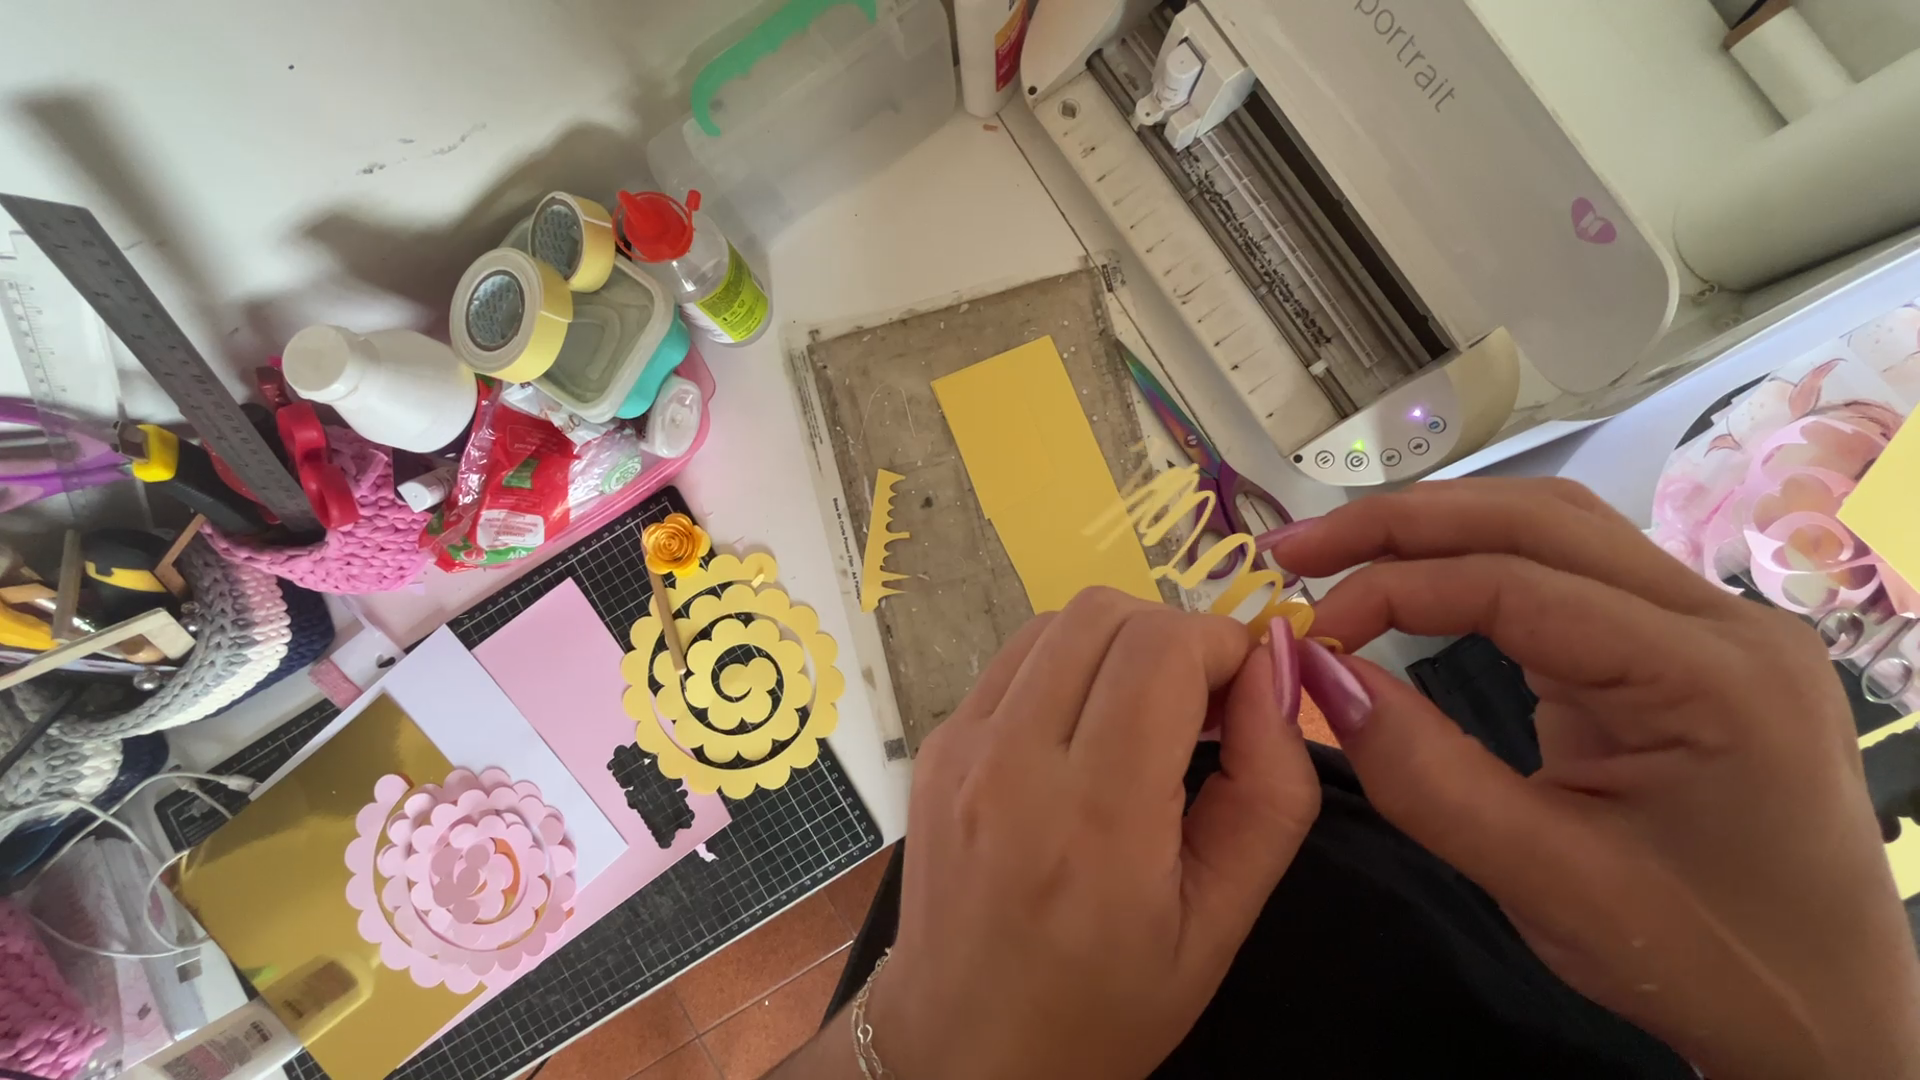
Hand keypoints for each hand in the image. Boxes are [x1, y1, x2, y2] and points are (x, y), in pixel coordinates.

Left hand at [866, 590, 1318, 1079]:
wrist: (964, 1043)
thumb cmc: (1105, 1001)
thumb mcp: (1221, 921)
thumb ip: (1270, 790)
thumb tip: (1271, 672)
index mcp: (1095, 818)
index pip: (1160, 649)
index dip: (1220, 643)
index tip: (1242, 689)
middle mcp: (1011, 761)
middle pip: (1102, 614)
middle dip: (1171, 634)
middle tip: (1196, 700)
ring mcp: (959, 743)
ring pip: (1055, 622)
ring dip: (1116, 644)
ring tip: (1139, 712)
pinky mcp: (936, 741)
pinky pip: (1014, 660)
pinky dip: (1065, 666)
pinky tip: (1079, 728)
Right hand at [1272, 478, 1919, 1078]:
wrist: (1833, 1023)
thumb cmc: (1700, 961)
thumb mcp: (1543, 880)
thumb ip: (1420, 771)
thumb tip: (1314, 669)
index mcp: (1708, 676)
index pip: (1512, 585)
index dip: (1388, 591)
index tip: (1303, 633)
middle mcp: (1719, 619)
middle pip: (1534, 517)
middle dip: (1397, 522)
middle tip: (1293, 547)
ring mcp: (1702, 622)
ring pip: (1546, 523)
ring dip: (1430, 525)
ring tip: (1335, 548)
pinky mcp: (1670, 641)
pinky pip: (1555, 566)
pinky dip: (1464, 557)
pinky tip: (1410, 577)